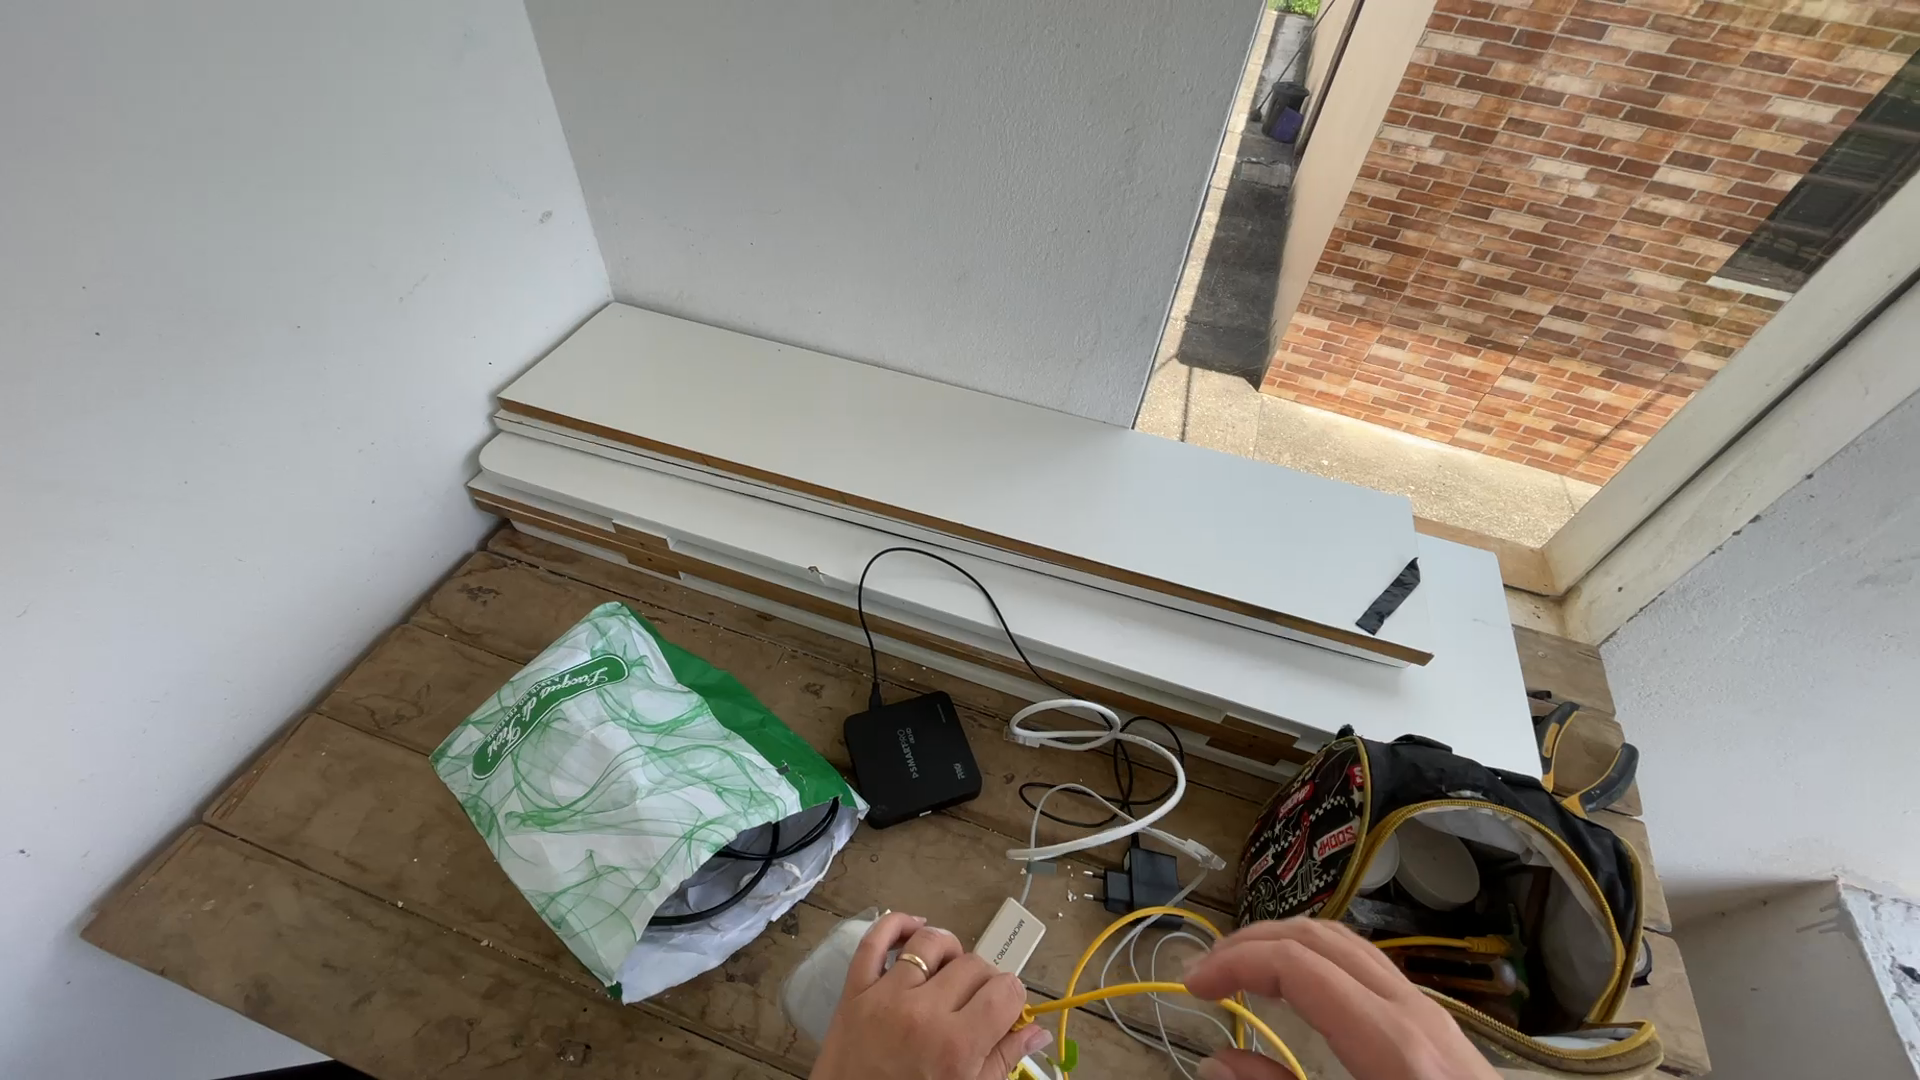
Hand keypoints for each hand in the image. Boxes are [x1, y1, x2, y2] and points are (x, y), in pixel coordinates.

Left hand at [811, 911, 1052, 1079]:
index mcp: (955, 1047)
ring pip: (930, 942)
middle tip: (976, 999)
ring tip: (949, 971)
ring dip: (948, 950)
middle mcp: (923, 1013)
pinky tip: (915, 927)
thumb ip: (1003, 1059)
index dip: (1012, 996)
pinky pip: (874, 939)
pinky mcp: (855, 989)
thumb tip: (1037, 1030)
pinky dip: (896, 924)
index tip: (1006, 1006)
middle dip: (984, 978)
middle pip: (972, 964)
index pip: (1004, 990)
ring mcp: (885, 995)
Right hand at [1183, 918, 1499, 1079]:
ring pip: (1342, 940)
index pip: (1295, 964)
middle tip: (1208, 970)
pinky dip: (1316, 955)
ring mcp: (1431, 1013)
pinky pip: (1365, 963)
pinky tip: (1299, 980)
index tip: (1192, 986)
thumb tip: (1216, 1064)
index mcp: (1393, 1045)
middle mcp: (1414, 1011)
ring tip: (1243, 965)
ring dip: (1282, 941)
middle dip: (1251, 942)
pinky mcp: (1438, 1027)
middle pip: (1316, 937)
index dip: (1234, 963)